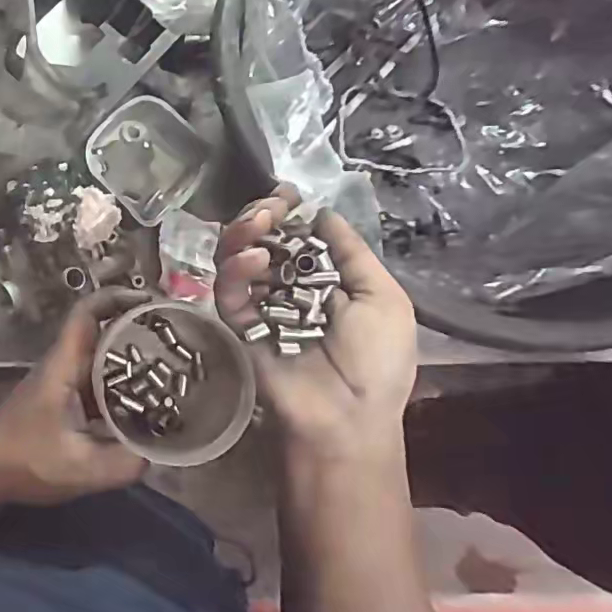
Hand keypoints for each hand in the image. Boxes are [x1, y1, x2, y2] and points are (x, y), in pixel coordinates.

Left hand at [0, 290, 151, 504]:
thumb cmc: (23, 461)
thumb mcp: (79, 468)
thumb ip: (122, 463)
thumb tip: (155, 455)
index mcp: (64, 366)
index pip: (87, 313)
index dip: (117, 297)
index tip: (151, 301)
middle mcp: (63, 366)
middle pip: (100, 330)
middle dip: (134, 326)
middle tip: (174, 334)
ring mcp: (61, 383)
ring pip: (100, 357)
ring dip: (130, 355)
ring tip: (169, 363)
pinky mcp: (61, 400)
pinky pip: (96, 380)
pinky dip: (120, 381)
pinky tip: (144, 399)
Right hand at [215, 186, 415, 463]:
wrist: (349, 416)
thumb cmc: (377, 361)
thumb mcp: (384, 298)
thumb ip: (352, 253)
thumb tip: (323, 213)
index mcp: (324, 277)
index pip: (297, 232)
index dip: (289, 210)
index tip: (288, 195)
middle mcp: (288, 285)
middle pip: (262, 237)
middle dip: (263, 214)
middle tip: (270, 208)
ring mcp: (261, 305)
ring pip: (237, 257)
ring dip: (244, 232)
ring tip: (260, 224)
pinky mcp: (238, 325)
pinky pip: (228, 291)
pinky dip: (235, 269)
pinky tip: (254, 258)